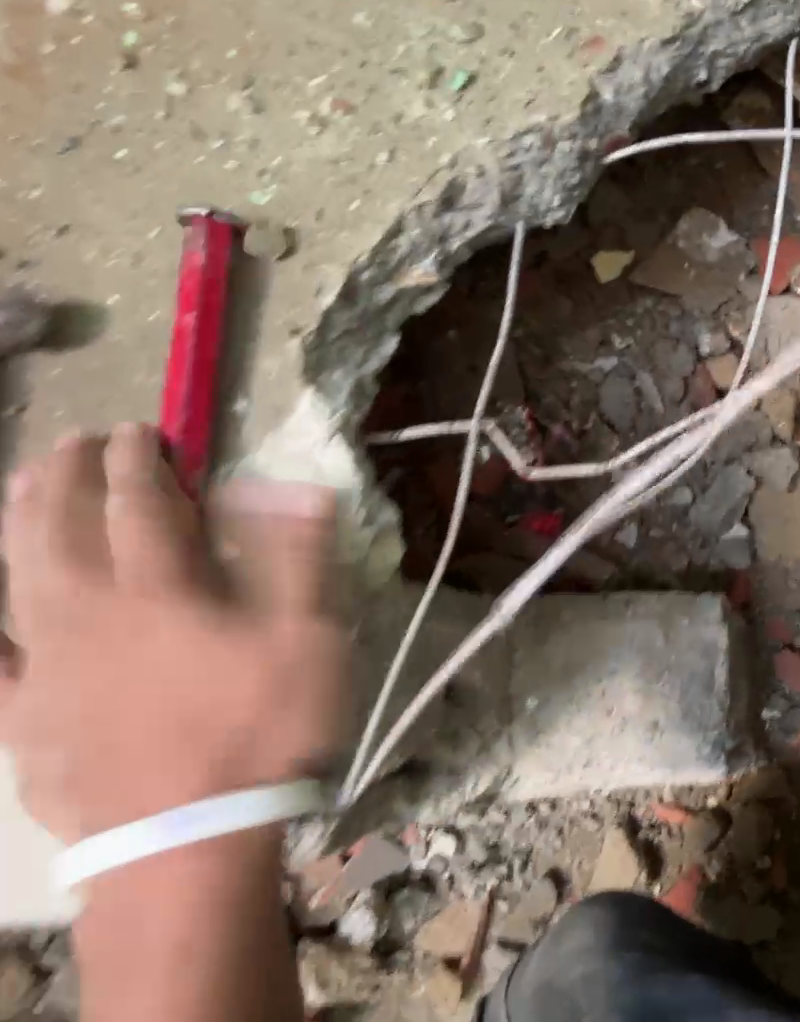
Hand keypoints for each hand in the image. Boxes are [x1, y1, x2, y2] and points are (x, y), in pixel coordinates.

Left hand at [0, 424, 343, 840]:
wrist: (187, 829)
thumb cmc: (264, 725)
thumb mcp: (310, 637)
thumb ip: (295, 559)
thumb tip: (285, 489)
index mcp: (162, 590)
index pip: (141, 506)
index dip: (142, 463)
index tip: (146, 431)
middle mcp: (86, 612)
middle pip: (59, 529)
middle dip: (64, 477)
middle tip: (74, 443)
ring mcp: (43, 664)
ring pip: (14, 576)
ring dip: (18, 523)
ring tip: (23, 487)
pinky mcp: (24, 712)